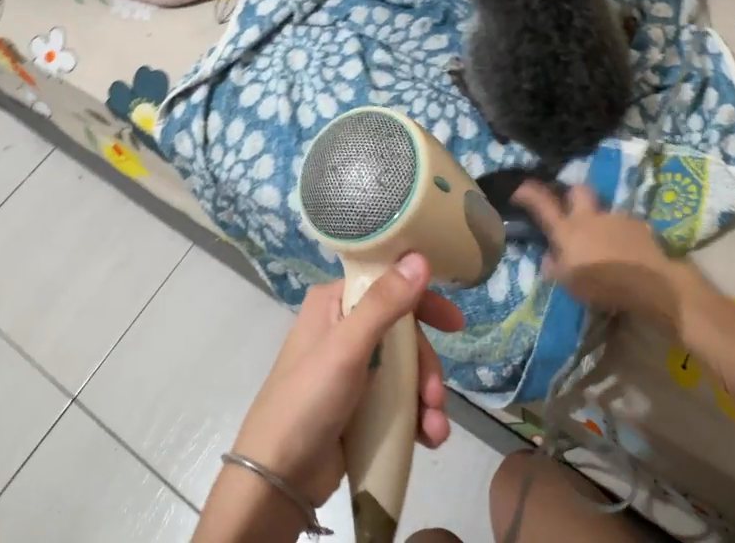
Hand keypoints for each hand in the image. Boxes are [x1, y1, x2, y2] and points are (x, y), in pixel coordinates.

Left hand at [231, 252, 465, 505]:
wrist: (278, 477)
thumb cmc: (307, 400)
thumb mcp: (347, 347)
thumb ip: (384, 303)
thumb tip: (419, 257)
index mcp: (334, 303)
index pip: (387, 285)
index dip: (423, 302)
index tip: (455, 325)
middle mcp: (343, 330)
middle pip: (404, 334)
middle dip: (426, 366)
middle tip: (434, 395)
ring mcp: (352, 371)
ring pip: (407, 371)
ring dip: (427, 398)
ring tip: (435, 428)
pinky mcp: (359, 407)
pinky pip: (400, 402)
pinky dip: (419, 417)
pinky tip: (430, 438)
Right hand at [513, 180, 699, 329]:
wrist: (651, 282)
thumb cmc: (603, 284)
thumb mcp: (570, 284)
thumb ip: (556, 268)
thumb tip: (548, 258)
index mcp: (568, 231)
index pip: (543, 205)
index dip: (529, 194)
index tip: (519, 189)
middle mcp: (591, 217)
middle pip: (579, 191)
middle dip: (573, 196)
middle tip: (573, 210)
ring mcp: (617, 218)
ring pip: (605, 211)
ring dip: (603, 223)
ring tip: (609, 244)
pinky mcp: (640, 225)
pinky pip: (627, 225)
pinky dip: (624, 235)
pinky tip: (629, 251)